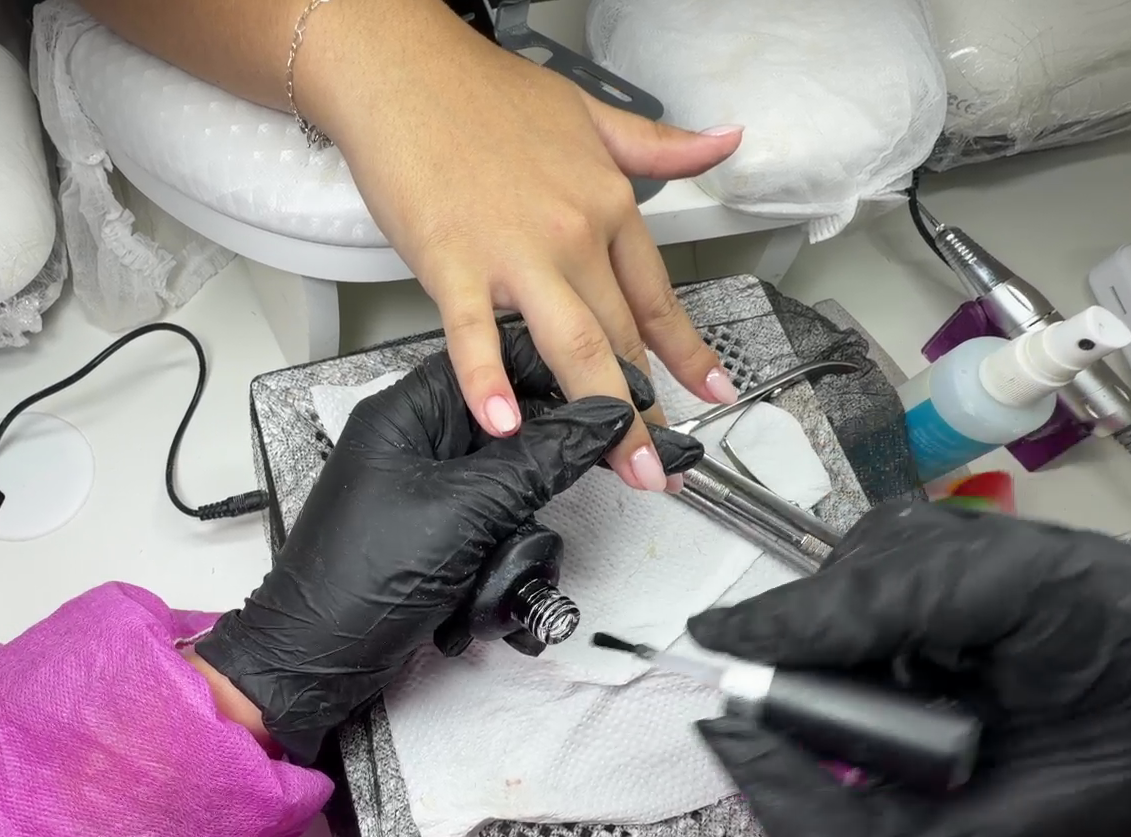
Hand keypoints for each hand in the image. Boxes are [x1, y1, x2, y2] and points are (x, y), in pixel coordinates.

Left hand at [198, 328, 702, 762]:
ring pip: (510, 470)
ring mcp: (429, 487)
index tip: (625, 395)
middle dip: (566, 443)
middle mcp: (420, 439)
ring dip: (539, 498)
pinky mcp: (438, 529)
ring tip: (576, 515)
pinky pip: (494, 513)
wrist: (320, 656)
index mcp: (410, 410)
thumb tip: (604, 419)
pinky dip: (516, 534)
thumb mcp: (462, 509)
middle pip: (512, 419)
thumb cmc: (365, 576)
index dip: (566, 373)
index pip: (499, 362)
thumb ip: (537, 461)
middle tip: (628, 458)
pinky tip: (525, 556)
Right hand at [297, 0, 741, 491]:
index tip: (710, 394)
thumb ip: (657, 147)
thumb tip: (723, 143)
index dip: (687, 353)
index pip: (656, 297)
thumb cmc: (486, 99)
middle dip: (646, 411)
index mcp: (607, 204)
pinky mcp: (453, 264)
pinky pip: (475, 333)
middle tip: (661, 467)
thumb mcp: (591, 117)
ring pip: (571, 343)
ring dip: (600, 414)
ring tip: (619, 469)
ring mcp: (513, 253)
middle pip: (620, 338)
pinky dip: (488, 380)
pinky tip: (501, 422)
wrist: (407, 73)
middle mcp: (573, 234)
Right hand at [689, 502, 1130, 836]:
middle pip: (928, 551)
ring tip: (817, 663)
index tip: (726, 637)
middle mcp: (1116, 578)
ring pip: (908, 539)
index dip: (836, 608)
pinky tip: (857, 645)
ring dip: (837, 602)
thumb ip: (815, 822)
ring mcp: (1067, 550)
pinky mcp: (1015, 546)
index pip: (972, 586)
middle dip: (825, 610)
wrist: (1092, 824)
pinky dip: (856, 595)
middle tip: (750, 660)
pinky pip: (908, 546)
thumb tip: (721, 727)